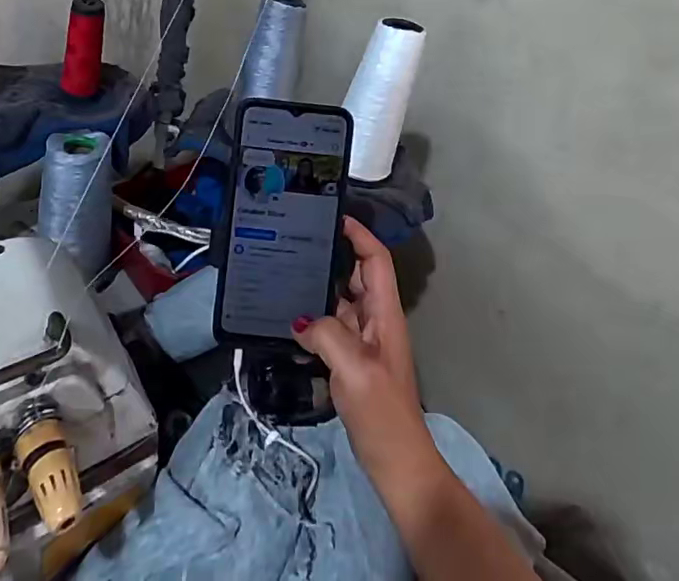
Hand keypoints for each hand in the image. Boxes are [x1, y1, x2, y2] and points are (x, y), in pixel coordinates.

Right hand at [292, 217, 431, 480]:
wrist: (397, 463)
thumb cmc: (383, 413)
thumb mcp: (356, 369)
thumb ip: (327, 334)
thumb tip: (299, 319)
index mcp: (384, 317)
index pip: (376, 262)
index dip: (359, 235)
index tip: (332, 215)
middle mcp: (374, 322)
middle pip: (356, 274)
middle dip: (332, 251)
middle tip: (294, 235)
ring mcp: (360, 341)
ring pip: (338, 297)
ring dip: (316, 281)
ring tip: (281, 264)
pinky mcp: (346, 358)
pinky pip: (326, 322)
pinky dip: (307, 311)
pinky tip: (283, 311)